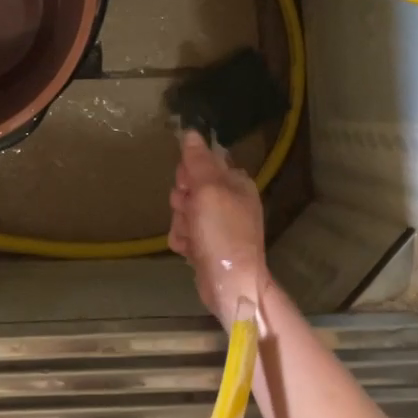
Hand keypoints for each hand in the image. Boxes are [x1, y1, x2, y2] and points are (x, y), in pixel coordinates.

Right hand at [168, 131, 269, 326]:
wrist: (231, 285)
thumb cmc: (223, 234)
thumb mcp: (209, 191)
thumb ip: (198, 161)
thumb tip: (191, 132)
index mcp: (235, 182)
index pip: (203, 161)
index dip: (189, 172)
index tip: (187, 184)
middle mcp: (228, 200)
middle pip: (189, 186)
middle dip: (183, 200)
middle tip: (191, 212)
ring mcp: (218, 223)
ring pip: (182, 210)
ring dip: (181, 223)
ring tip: (193, 236)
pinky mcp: (207, 244)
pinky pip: (183, 232)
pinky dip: (183, 240)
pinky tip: (190, 250)